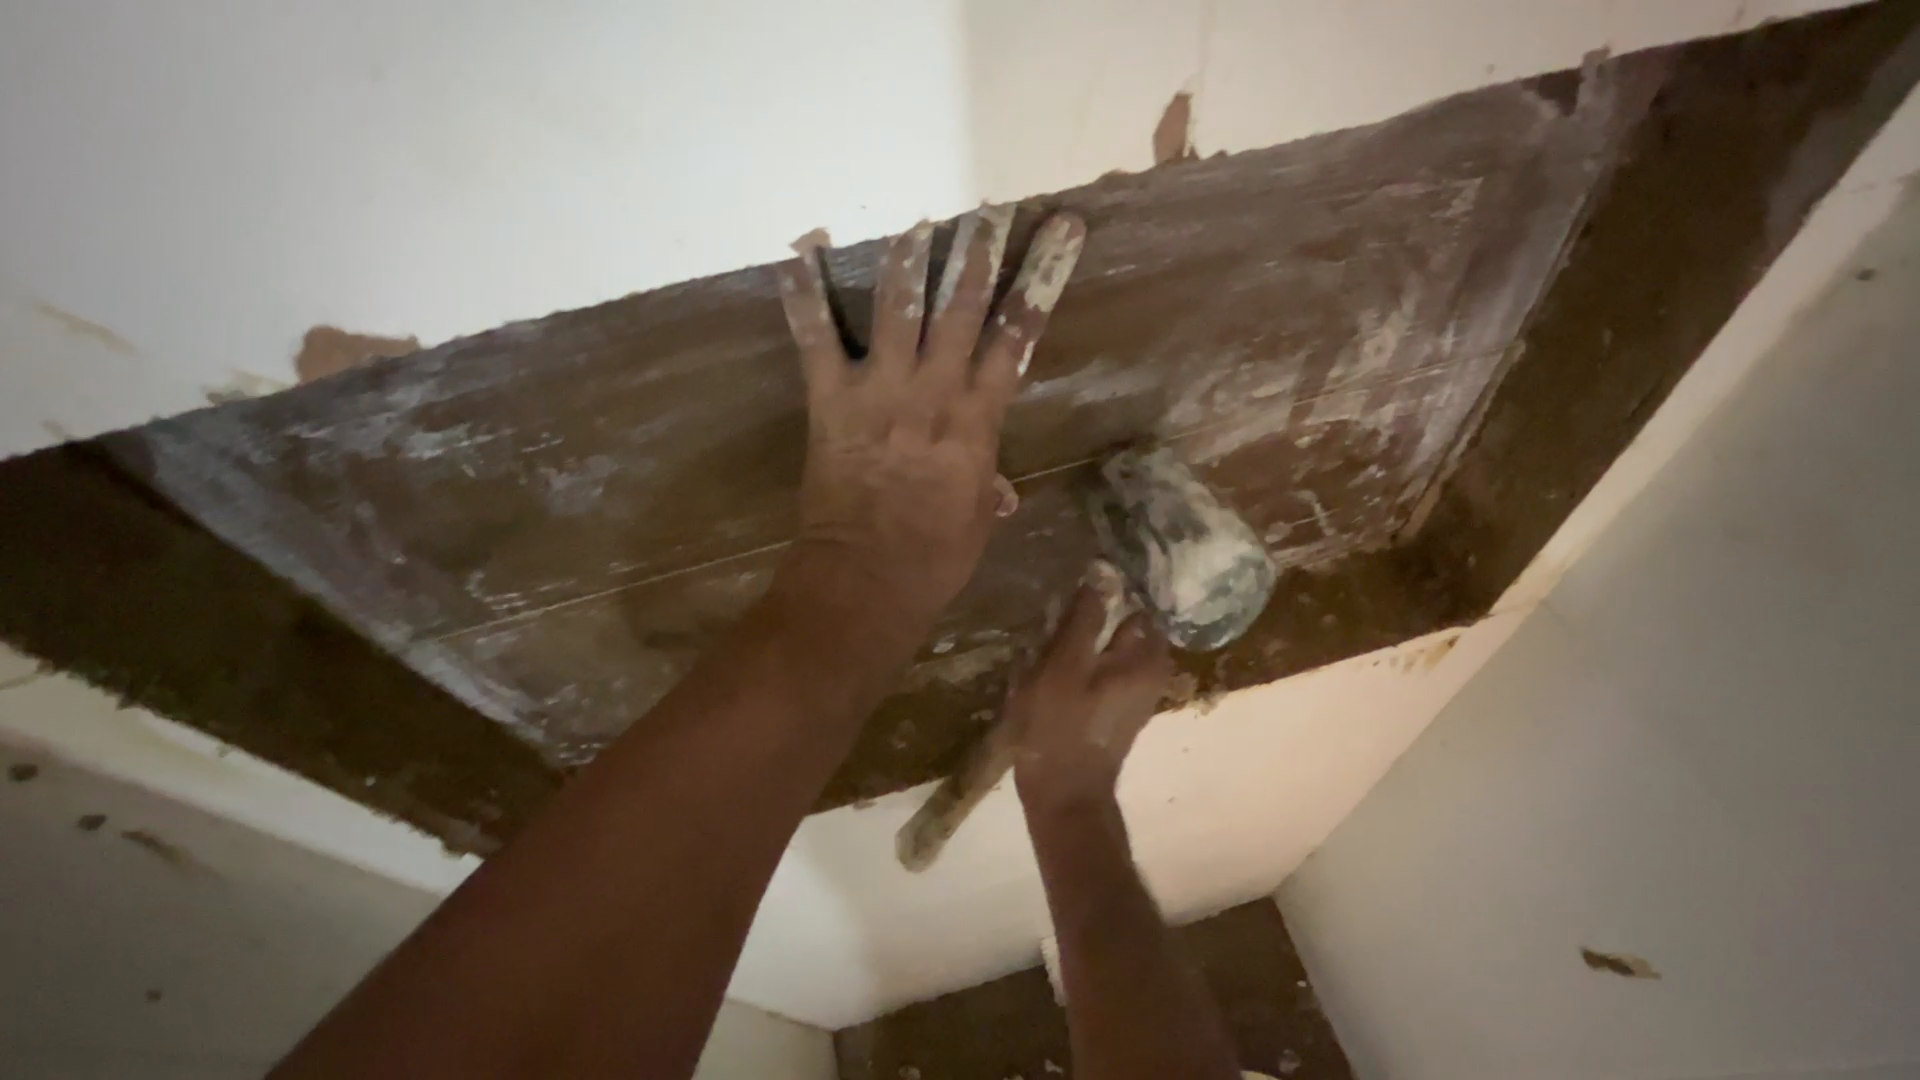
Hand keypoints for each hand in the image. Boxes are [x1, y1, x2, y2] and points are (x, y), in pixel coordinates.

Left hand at [773, 210, 1086, 630]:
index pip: (1016, 336)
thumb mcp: (978, 520)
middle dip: (978, 254)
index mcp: (978, 419)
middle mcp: (933, 391)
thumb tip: (999, 486)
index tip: (1058, 233)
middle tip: (990, 211)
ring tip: (922, 223)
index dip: (1040, 280)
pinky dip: (803, 292)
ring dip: (909, 259)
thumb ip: (988, 487)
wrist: (868, 579)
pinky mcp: (831, 399)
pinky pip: (815, 336)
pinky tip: (798, 248)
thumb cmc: (934, 559)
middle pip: (960, 308)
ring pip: (897, 307)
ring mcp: (879, 390)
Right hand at [1008, 578, 1173, 804]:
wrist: (1064, 795)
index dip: (1114, 588)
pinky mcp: (1116, 710)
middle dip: (1102, 613)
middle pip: (1128, 626)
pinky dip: (1089, 661)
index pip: (1139, 605)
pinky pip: (1107, 671)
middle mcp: (1150, 673)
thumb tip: (1098, 580)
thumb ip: (1083, 622)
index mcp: (1144, 658)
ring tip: (1057, 629)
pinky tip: (1059, 661)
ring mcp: (1135, 694)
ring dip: (1092, 638)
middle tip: (1065, 604)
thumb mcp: (1064, 667)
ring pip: (1116, 649)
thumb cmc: (1060, 727)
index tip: (1085, 574)